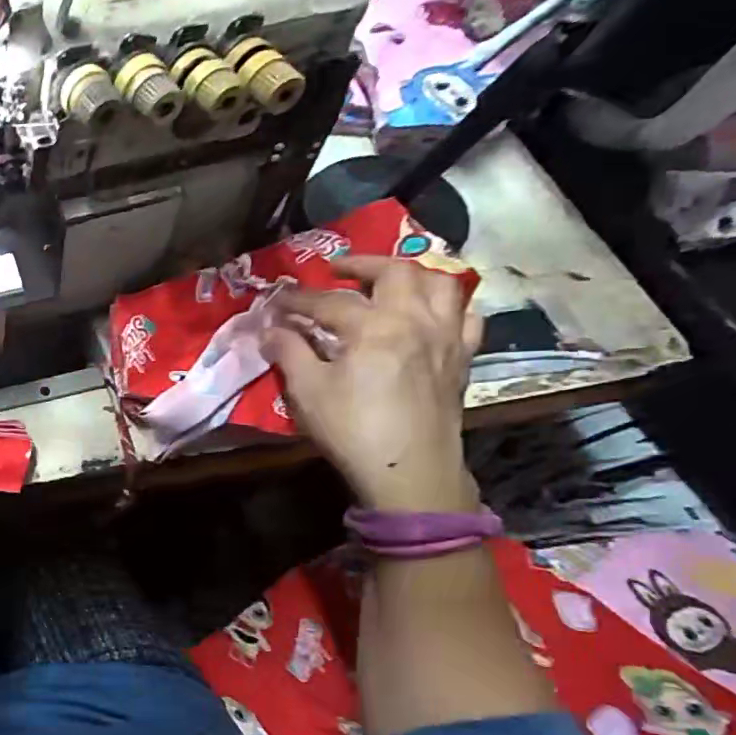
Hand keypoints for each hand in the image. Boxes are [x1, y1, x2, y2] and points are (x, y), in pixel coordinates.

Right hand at [261, 257, 482, 511]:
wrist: (409, 470)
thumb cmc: (352, 429)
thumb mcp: (307, 391)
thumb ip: (289, 353)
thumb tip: (270, 330)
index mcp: (375, 326)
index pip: (329, 301)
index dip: (298, 299)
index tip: (275, 301)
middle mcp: (416, 320)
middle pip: (396, 272)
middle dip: (362, 264)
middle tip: (337, 271)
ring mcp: (446, 336)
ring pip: (441, 283)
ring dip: (411, 274)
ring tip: (386, 282)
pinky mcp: (461, 358)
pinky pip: (465, 315)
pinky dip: (446, 305)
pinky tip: (428, 314)